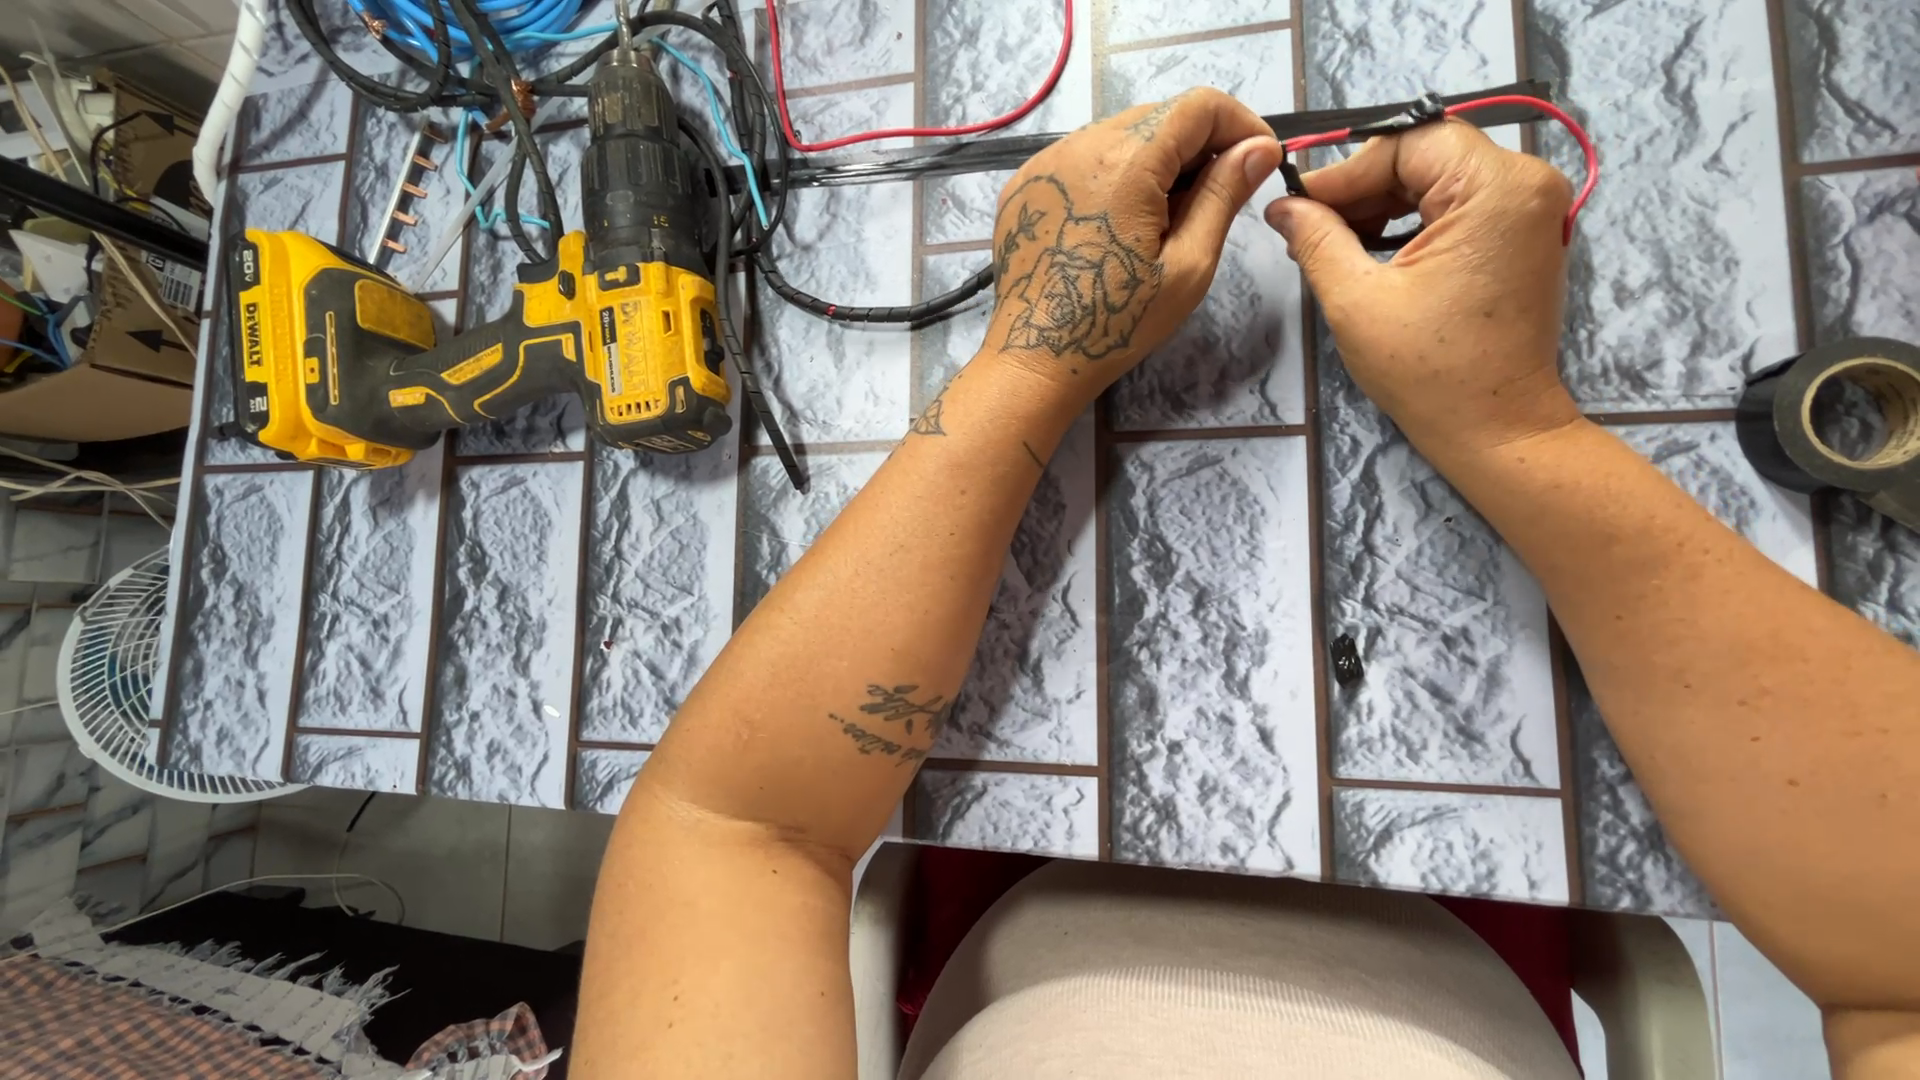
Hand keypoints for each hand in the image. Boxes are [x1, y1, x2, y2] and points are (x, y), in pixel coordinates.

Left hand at [981, 88, 1281, 407]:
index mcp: (1125, 162)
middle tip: (1214, 198)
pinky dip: (1112, 177)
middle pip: (1157, 117)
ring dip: (1153, 162)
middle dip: (1197, 146)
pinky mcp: (1024, 187)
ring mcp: (1044, 165)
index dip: (1239, 124)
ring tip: (1162, 220)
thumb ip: (1222, 197)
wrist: (1034, 358)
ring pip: (1118, 136)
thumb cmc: (1116, 322)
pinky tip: (1116, 227)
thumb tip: (1259, 148)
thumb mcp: (1186, 266)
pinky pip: (1082, 161)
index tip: (1257, 159)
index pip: (1198, 105)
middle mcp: (1079, 146)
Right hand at [1266, 120, 1580, 459]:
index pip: (1409, 144)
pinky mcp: (1521, 238)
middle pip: (1427, 157)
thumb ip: (1317, 241)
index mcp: (1494, 190)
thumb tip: (1282, 207)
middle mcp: (1525, 185)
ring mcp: (1530, 211)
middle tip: (1304, 225)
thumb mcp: (1356, 300)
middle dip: (1359, 189)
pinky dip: (1409, 222)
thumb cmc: (1425, 369)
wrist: (1492, 426)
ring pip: (1439, 181)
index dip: (1345, 171)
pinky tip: (1368, 248)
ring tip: (1328, 241)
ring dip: (1380, 206)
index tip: (1296, 204)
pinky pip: (1457, 208)